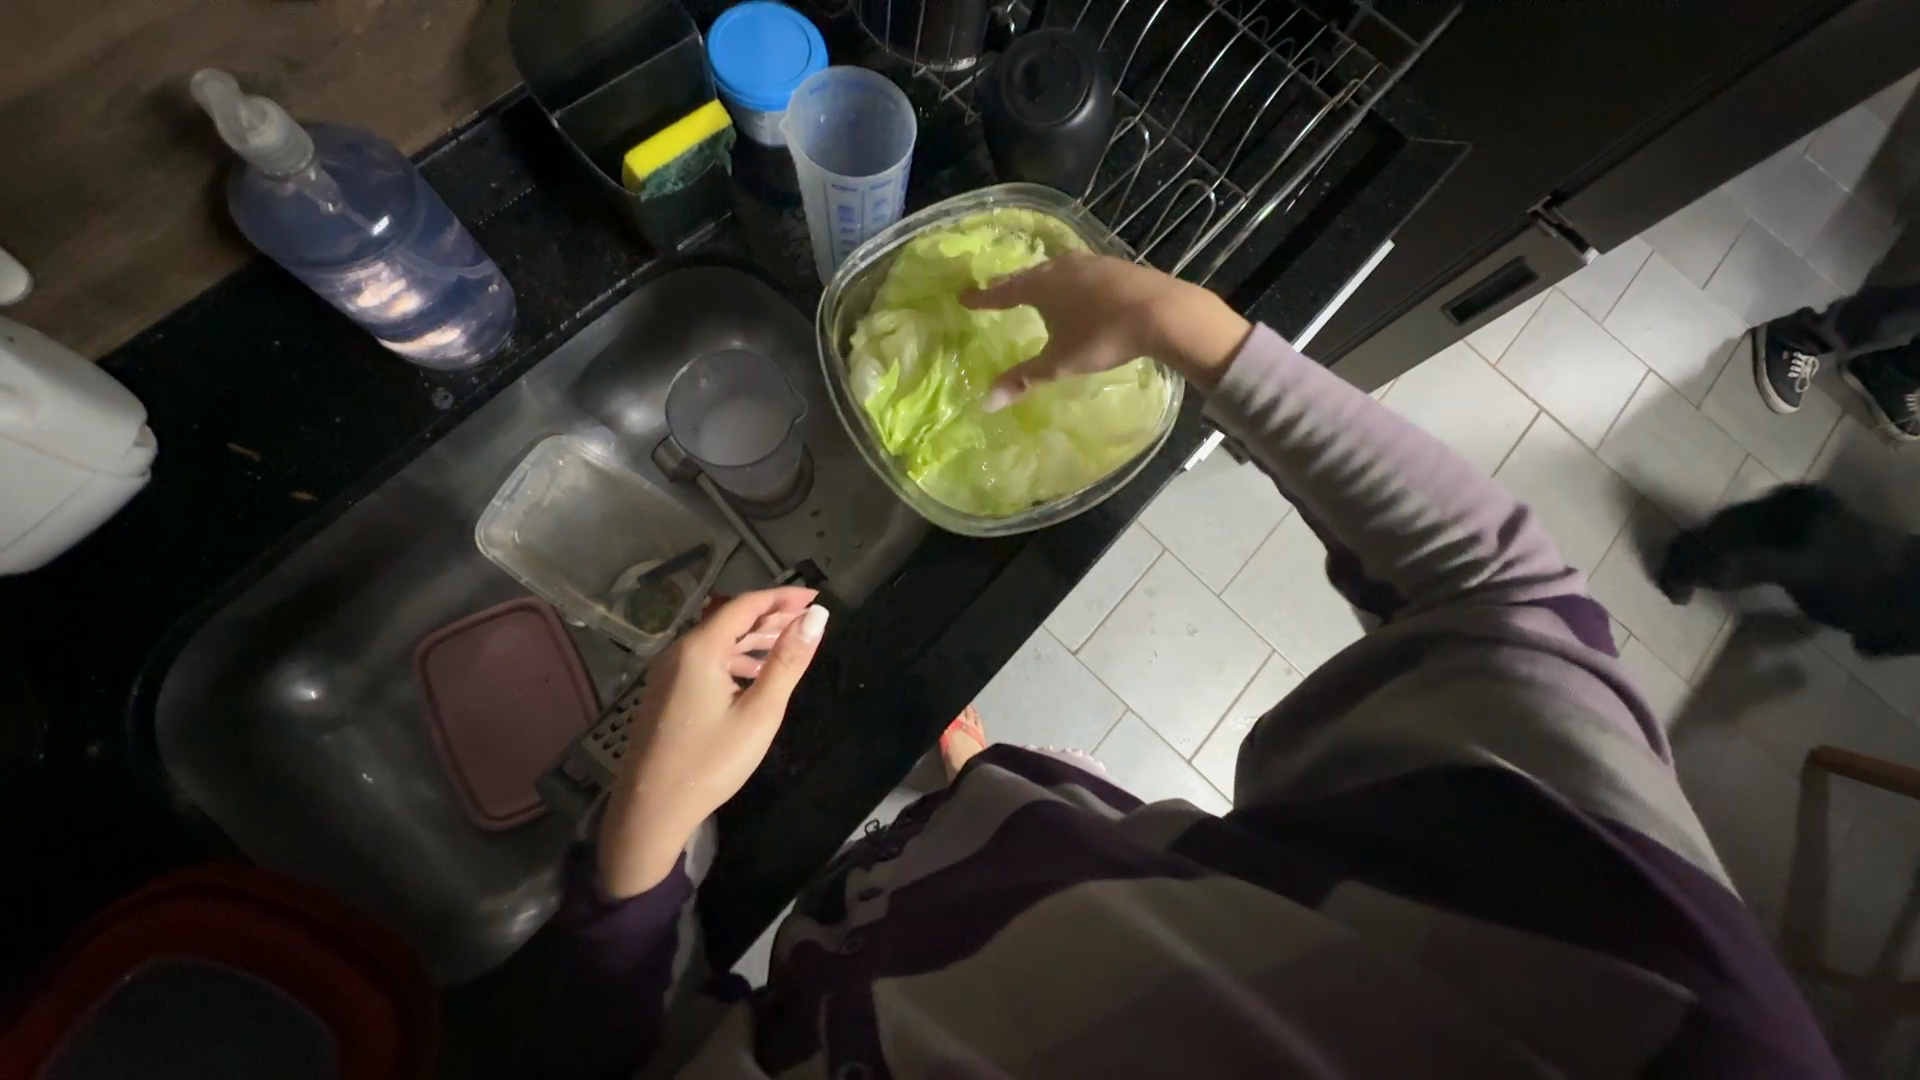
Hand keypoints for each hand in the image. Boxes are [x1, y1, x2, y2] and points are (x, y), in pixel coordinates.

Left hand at [596, 587, 828, 897]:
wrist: (649, 812)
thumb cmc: (710, 762)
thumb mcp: (760, 713)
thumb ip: (788, 661)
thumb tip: (817, 617)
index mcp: (701, 649)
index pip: (746, 605)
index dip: (783, 597)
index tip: (816, 597)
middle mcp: (679, 652)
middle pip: (730, 620)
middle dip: (771, 616)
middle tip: (809, 620)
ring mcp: (668, 673)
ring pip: (718, 642)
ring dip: (754, 639)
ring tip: (789, 645)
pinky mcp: (665, 693)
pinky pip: (706, 661)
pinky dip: (735, 659)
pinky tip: (754, 675)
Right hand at [960, 252, 1251, 409]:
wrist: (1162, 313)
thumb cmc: (1102, 337)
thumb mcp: (1059, 364)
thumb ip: (1024, 380)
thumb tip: (986, 403)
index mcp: (1041, 286)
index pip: (1003, 292)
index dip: (983, 298)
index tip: (964, 297)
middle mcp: (1062, 266)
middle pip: (1028, 275)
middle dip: (1011, 285)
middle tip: (996, 290)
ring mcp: (1092, 262)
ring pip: (1056, 269)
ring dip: (1042, 279)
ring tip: (1034, 287)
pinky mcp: (1117, 267)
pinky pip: (1081, 271)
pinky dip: (1070, 280)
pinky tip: (1077, 289)